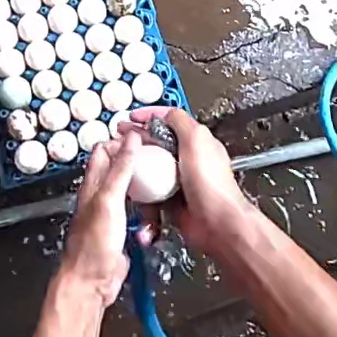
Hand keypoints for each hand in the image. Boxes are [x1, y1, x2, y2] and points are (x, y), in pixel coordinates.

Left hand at [57, 131, 140, 308]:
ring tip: (160, 179)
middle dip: (136, 160)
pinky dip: (146, 207)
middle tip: (157, 157)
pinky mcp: (120, 229)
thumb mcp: (110, 200)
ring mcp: (110, 212)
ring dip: (143, 184)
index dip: (122, 141)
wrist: (91, 282)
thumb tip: (131, 139)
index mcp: (93, 183)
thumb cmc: (93, 244)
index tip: (144, 139)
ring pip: (128, 189)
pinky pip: (135, 211)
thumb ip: (121, 169)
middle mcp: (100, 195)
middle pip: (118, 168)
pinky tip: (155, 209)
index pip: (104, 150)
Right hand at [120, 107, 256, 257]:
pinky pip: (150, 192)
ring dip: (136, 168)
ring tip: (122, 166)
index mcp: (196, 141)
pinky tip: (135, 191)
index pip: (170, 121)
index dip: (150, 116)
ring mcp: (179, 180)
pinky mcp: (171, 200)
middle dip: (137, 140)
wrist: (216, 224)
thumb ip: (180, 122)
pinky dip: (142, 194)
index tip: (132, 117)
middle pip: (157, 143)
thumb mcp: (196, 140)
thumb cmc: (212, 184)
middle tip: (120, 138)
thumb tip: (166, 112)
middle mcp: (188, 159)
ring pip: (151, 168)